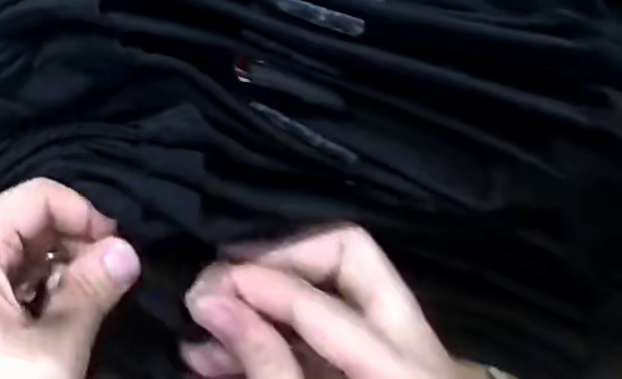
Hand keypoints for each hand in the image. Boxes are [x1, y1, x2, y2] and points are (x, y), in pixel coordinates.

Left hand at [0, 178, 142, 378]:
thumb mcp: (51, 350)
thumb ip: (89, 293)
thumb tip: (128, 249)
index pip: (40, 195)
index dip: (85, 215)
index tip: (127, 251)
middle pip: (36, 217)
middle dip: (81, 241)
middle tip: (125, 277)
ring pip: (34, 246)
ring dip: (72, 265)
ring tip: (110, 292)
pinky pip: (25, 273)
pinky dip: (55, 286)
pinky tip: (82, 306)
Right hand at [181, 225, 455, 378]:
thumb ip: (263, 363)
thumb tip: (209, 298)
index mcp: (411, 375)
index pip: (318, 297)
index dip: (253, 283)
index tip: (201, 292)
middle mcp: (420, 359)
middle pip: (349, 256)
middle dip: (277, 256)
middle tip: (224, 275)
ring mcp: (404, 370)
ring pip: (334, 289)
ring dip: (264, 299)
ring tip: (204, 326)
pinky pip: (324, 335)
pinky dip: (273, 335)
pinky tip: (218, 356)